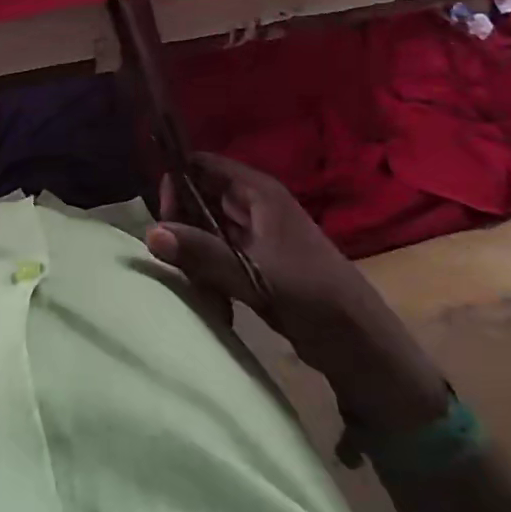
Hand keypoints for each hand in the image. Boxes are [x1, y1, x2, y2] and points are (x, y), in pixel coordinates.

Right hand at [146, 152, 449, 430]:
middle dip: (182, 227)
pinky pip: (216, 256)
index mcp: (258, 192)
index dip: (177, 183)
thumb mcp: (254, 274)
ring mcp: (254, 235)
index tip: (164, 219)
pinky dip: (207, 274)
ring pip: (204, 230)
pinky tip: (212, 301)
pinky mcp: (254, 262)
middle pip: (198, 198)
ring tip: (197, 287)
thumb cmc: (313, 296)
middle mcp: (253, 206)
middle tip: (175, 260)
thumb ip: (201, 252)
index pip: (201, 166)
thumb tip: (149, 232)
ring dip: (194, 256)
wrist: (361, 345)